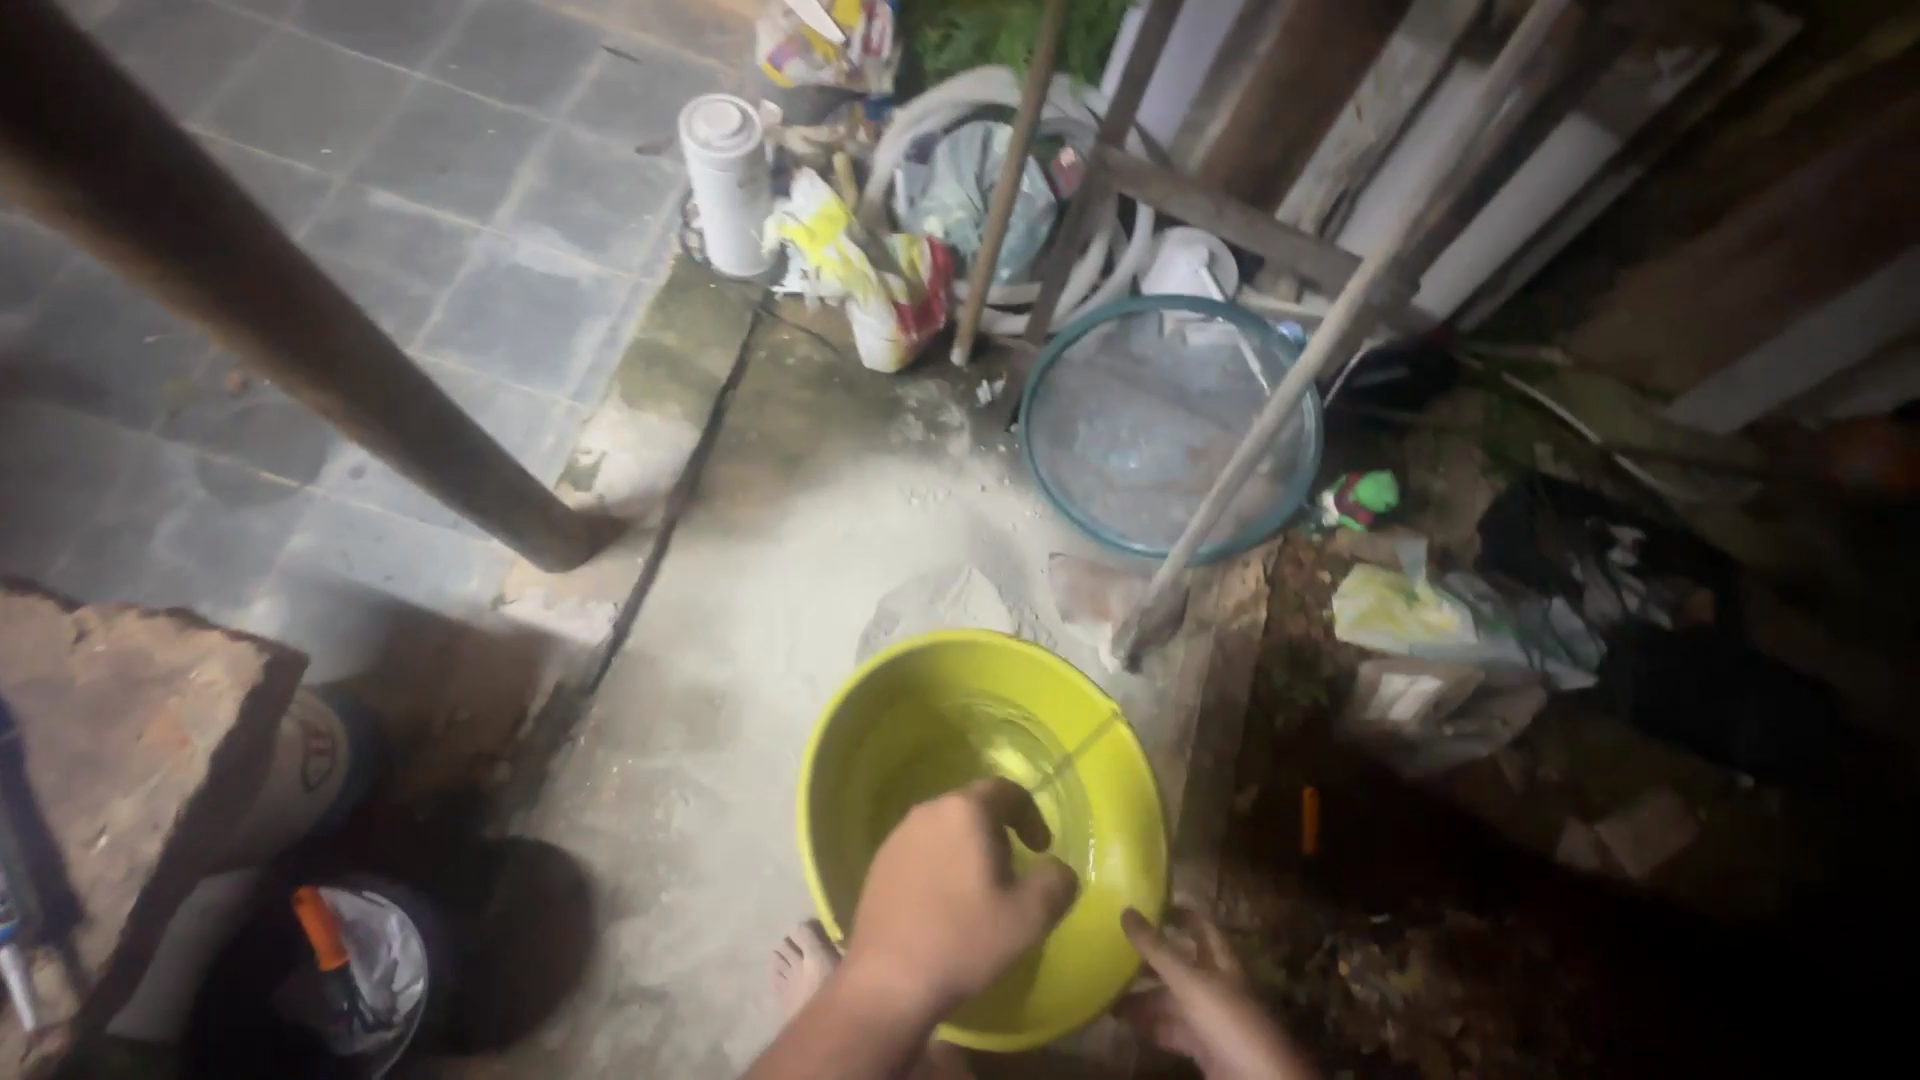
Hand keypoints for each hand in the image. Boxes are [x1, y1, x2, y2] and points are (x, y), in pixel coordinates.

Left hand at [842, 778, 1079, 1019]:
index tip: (1041, 849)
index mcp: (965, 811)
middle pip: (974, 806)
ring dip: (969, 848)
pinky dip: (942, 864)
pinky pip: (922, 849)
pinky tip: (945, 904)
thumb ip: (1057, 882)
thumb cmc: (964, 939)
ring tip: (980, 890)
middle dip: (1000, 832)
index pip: (1007, 791)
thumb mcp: (1030, 916)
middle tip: (1013, 872)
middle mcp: (928, 810)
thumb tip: (1058, 869)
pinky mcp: (880, 863)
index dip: (1032, 815)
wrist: (888, 979)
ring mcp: (898, 836)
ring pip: (946, 828)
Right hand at [1117, 907, 1315, 1079]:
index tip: (1145, 903)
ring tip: (1106, 992)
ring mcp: (1209, 1018)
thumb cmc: (1229, 1022)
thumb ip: (1157, 950)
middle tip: (1112, 950)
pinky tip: (1124, 1024)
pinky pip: (1171, 1030)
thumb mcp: (1189, 982)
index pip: (1199, 926)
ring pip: (1171, 1000)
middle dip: (1148, 960)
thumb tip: (1126, 910)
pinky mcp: (1203, 1047)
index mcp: (1219, 961)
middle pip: (1179, 965)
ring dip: (1142, 997)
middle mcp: (1215, 985)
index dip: (1177, 913)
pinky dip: (1149, 1026)